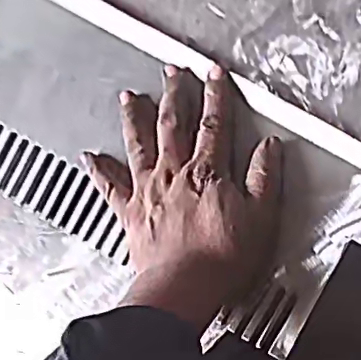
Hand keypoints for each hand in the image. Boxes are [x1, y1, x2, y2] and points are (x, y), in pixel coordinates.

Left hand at [84, 64, 282, 327]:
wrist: (185, 286)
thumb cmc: (222, 258)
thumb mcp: (261, 218)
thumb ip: (264, 179)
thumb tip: (268, 149)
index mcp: (208, 173)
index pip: (214, 124)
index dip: (216, 96)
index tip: (215, 75)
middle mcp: (174, 174)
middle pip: (173, 125)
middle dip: (175, 94)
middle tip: (172, 73)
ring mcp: (149, 191)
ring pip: (140, 144)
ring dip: (136, 118)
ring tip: (132, 98)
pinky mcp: (131, 213)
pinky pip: (111, 186)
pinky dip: (100, 170)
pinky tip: (91, 157)